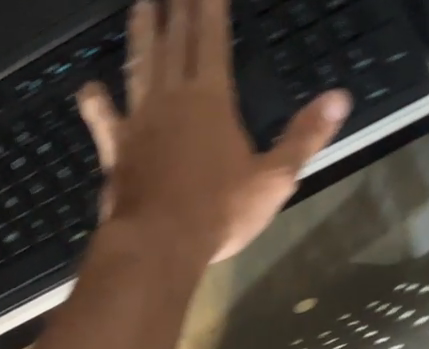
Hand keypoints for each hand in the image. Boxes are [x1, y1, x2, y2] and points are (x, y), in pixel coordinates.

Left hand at [75, 0, 351, 263]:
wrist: (159, 244)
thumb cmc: (220, 214)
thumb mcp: (274, 180)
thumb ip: (304, 137)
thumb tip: (340, 97)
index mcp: (211, 99)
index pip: (211, 36)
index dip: (209, 4)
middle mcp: (171, 97)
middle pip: (173, 40)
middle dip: (175, 6)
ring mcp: (139, 121)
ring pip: (139, 65)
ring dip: (140, 33)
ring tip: (140, 4)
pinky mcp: (116, 150)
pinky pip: (103, 118)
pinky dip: (94, 101)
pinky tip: (88, 87)